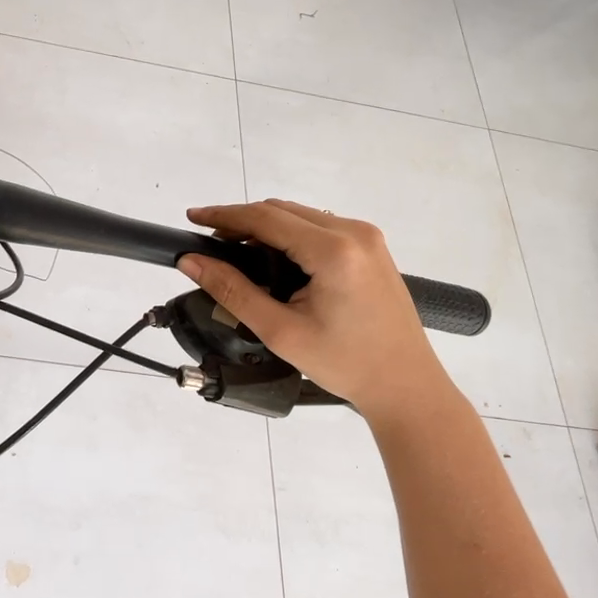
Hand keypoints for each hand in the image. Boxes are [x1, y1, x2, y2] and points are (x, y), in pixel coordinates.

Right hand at [178, 199, 451, 418]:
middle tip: (209, 244)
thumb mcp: (280, 331)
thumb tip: (190, 262)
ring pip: (300, 215)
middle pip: (282, 210)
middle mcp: (354, 232)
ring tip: (235, 252)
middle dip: (242, 221)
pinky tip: (271, 257)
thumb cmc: (344, 363)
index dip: (224, 215)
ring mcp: (367, 237)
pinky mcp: (371, 247)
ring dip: (265, 226)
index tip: (192, 218)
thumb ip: (232, 291)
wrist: (407, 386)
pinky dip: (289, 234)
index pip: (266, 218)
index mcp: (334, 251)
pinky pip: (318, 226)